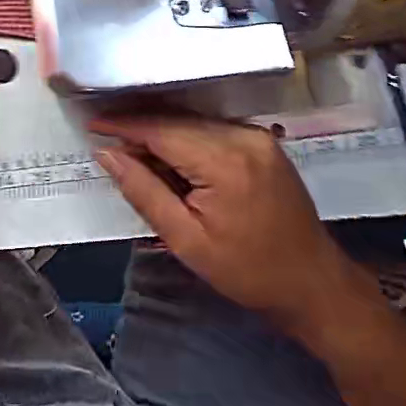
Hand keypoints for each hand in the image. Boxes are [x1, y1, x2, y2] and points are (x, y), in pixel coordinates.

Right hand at [90, 115, 370, 342]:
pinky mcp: (262, 141)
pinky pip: (211, 130)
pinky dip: (185, 139)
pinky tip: (168, 157)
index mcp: (225, 161)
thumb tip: (107, 154)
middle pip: (176, 120)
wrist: (314, 284)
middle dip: (138, 128)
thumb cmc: (247, 272)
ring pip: (192, 123)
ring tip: (131, 151)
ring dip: (160, 133)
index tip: (92, 124)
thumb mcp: (186, 240)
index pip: (161, 129)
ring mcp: (256, 135)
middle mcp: (243, 136)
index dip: (123, 125)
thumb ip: (143, 191)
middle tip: (106, 142)